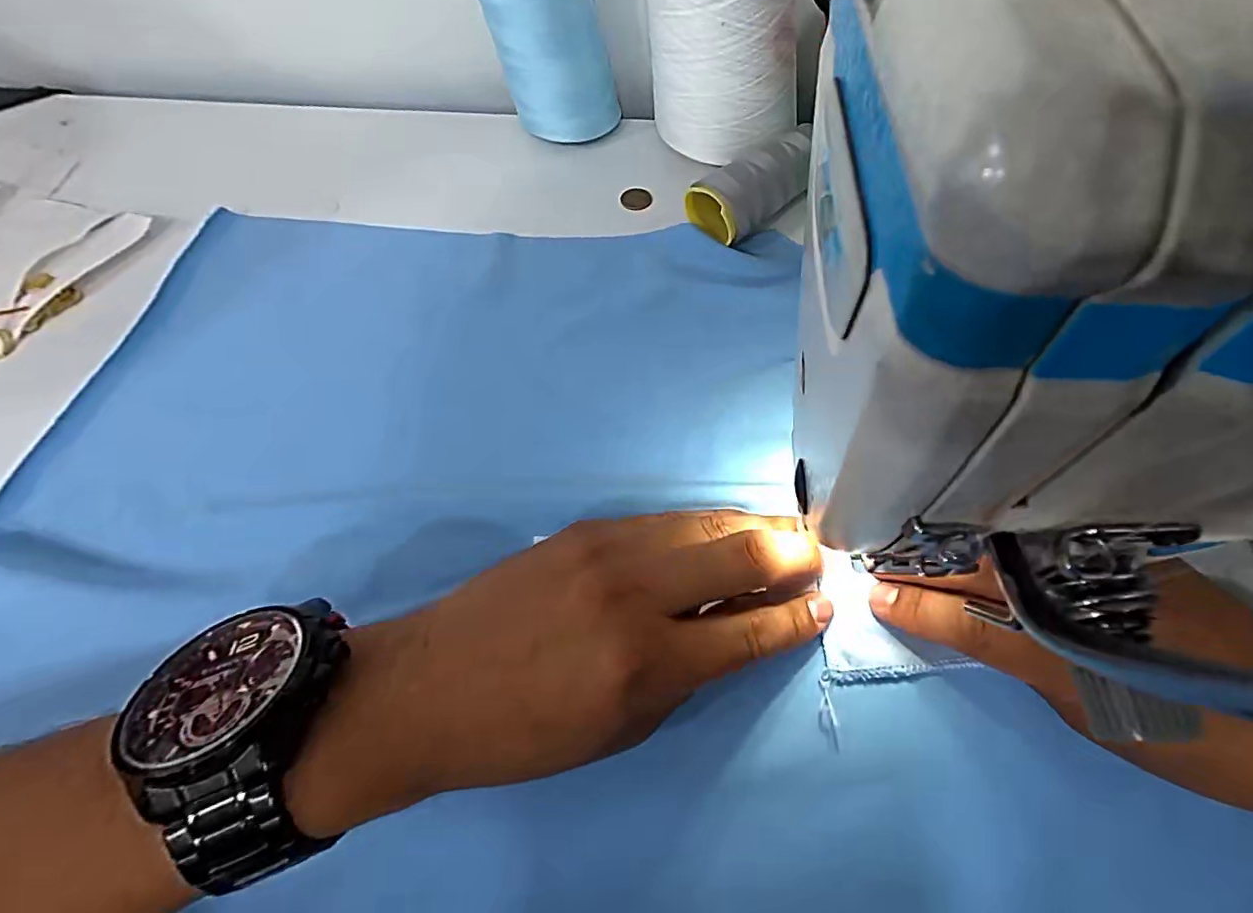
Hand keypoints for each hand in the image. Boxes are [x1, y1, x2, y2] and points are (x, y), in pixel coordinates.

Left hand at [287, 511, 828, 833]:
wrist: (425, 686)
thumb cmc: (525, 732)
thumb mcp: (621, 729)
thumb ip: (690, 674)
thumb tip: (742, 627)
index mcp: (645, 663)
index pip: (750, 629)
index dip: (798, 616)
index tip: (826, 603)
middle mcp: (635, 594)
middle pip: (744, 551)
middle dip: (795, 552)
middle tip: (818, 556)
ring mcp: (610, 548)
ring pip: (710, 521)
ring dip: (758, 526)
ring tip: (787, 532)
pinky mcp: (590, 526)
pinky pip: (670, 519)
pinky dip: (710, 525)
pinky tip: (726, 530)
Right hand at [867, 562, 1252, 813]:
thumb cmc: (1183, 731)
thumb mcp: (1081, 702)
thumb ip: (1009, 651)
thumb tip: (953, 621)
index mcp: (1050, 620)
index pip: (961, 605)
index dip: (913, 597)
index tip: (872, 586)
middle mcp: (1069, 571)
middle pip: (976, 561)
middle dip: (924, 559)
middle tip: (880, 553)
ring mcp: (1097, 552)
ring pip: (1008, 542)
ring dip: (960, 544)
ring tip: (917, 542)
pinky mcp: (1124, 543)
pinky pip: (1049, 538)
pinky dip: (1009, 541)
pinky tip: (987, 536)